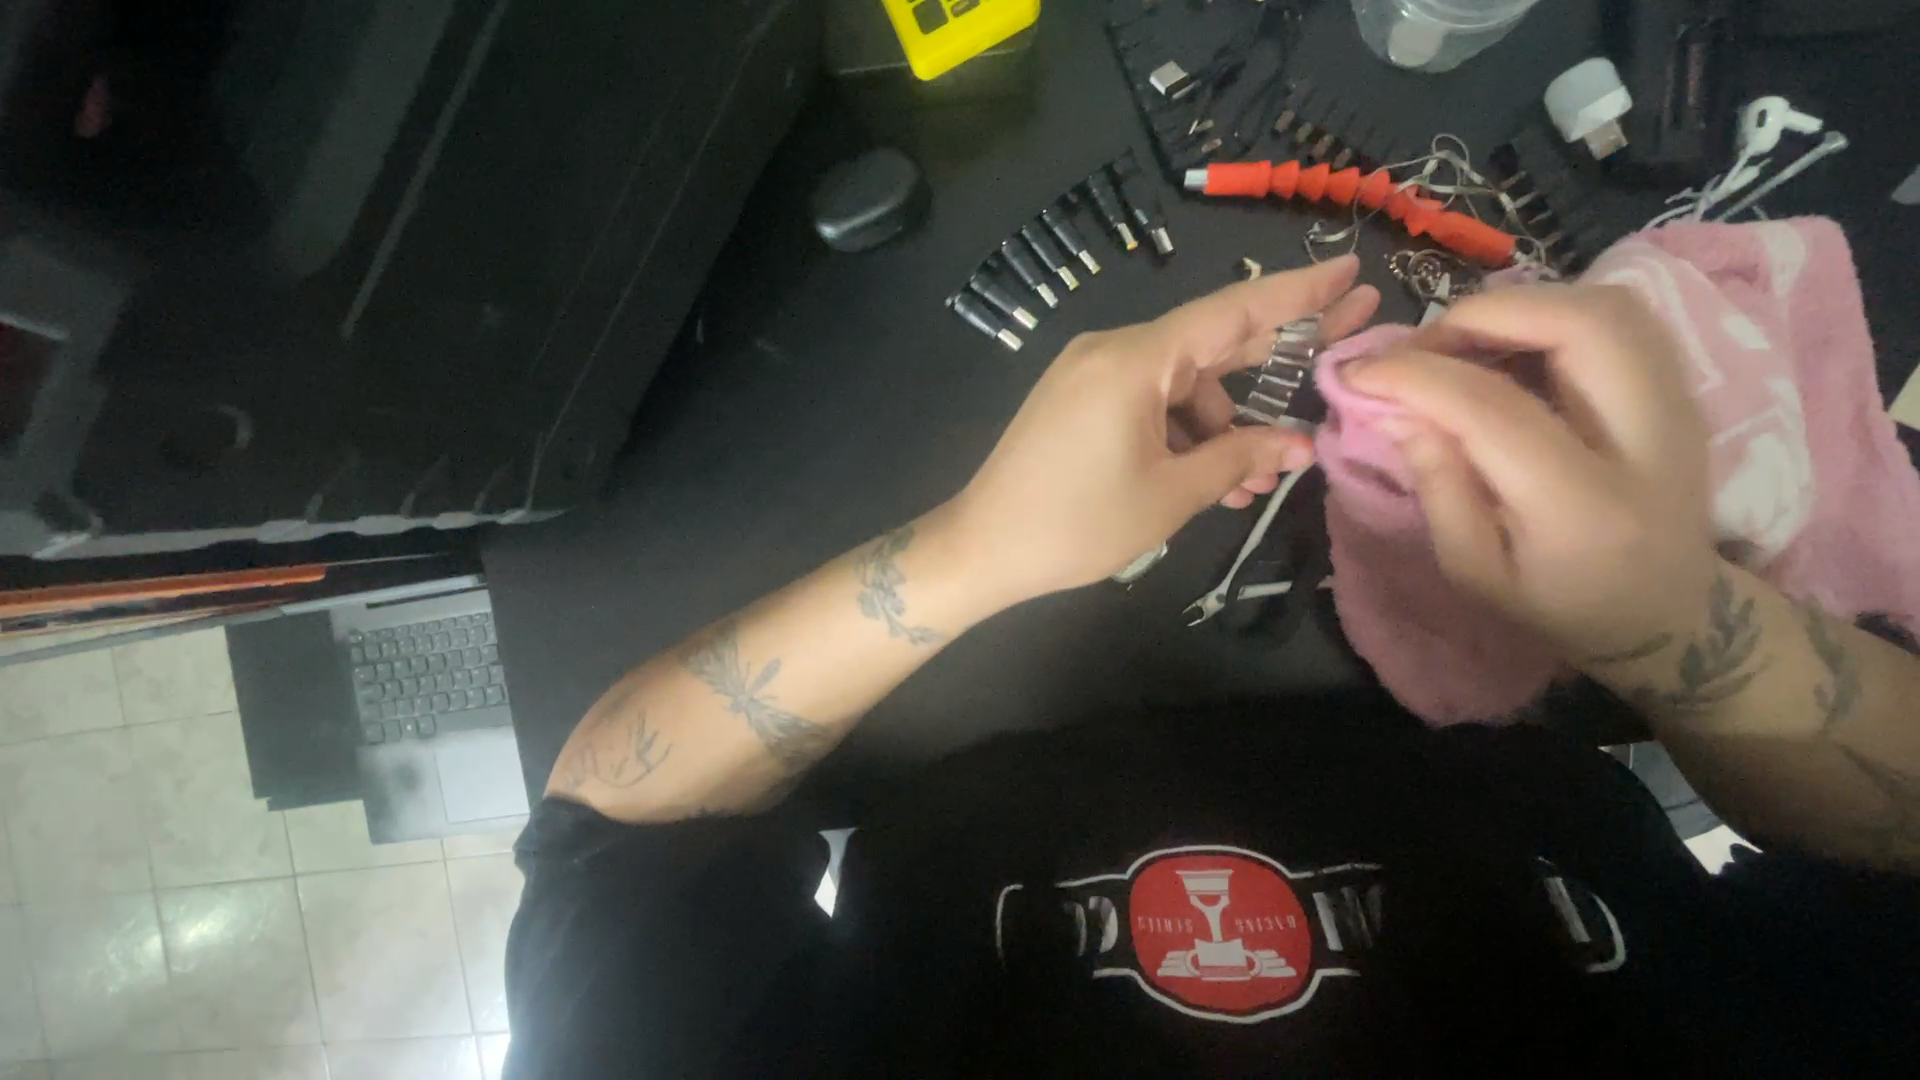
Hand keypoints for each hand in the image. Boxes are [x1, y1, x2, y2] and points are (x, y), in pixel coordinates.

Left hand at [941, 256, 1378, 601]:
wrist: (981, 548)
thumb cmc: (1076, 524)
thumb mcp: (1170, 495)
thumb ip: (1239, 458)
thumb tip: (1299, 444)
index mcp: (1134, 360)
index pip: (1232, 311)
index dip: (1297, 293)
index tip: (1350, 272)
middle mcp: (1111, 351)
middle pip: (1208, 346)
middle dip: (1273, 363)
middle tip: (1342, 350)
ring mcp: (1088, 374)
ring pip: (1177, 387)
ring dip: (1219, 428)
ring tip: (1253, 483)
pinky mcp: (1076, 401)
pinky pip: (1145, 403)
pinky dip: (1178, 433)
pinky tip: (1207, 478)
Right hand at [1344, 285, 1719, 661]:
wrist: (1664, 617)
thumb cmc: (1554, 606)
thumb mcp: (1472, 571)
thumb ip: (1437, 485)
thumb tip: (1394, 408)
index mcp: (1583, 507)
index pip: (1493, 409)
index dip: (1414, 377)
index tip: (1355, 373)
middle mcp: (1649, 443)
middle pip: (1582, 325)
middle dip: (1482, 315)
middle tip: (1419, 347)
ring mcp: (1680, 409)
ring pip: (1608, 308)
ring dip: (1517, 307)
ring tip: (1455, 344)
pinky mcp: (1681, 393)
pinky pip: (1618, 322)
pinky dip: (1547, 317)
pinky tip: (1502, 349)